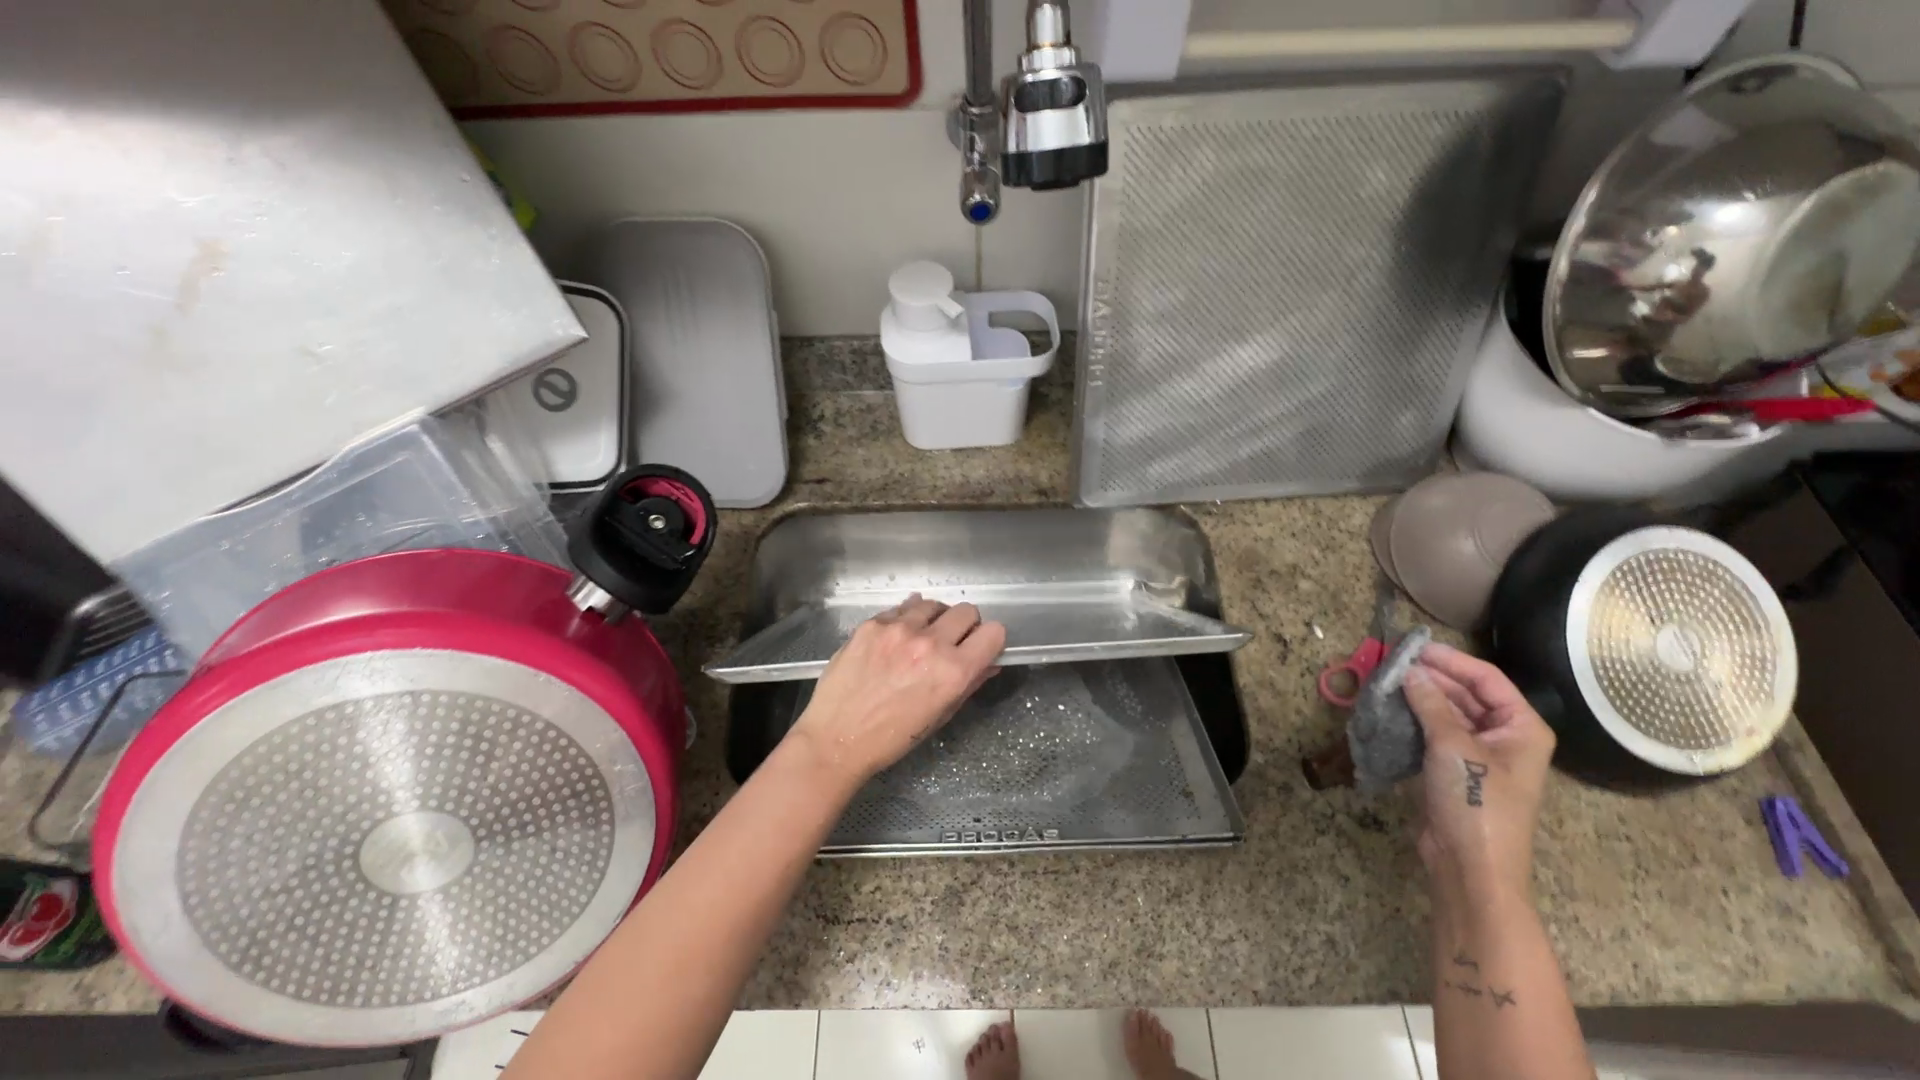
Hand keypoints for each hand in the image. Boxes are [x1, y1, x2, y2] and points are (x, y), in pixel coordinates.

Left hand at [787, 594, 1006, 787]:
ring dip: (934, 619)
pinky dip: (905, 620)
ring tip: (920, 639)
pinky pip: (900, 609)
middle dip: (965, 626)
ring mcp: (898, 630)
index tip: (979, 648)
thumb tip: (990, 663)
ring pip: (933, 604)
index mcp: (953, 672)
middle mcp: (929, 644)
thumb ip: (969, 684)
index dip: (989, 640)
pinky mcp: (871, 625)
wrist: (837, 739)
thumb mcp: (940, 716)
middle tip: (950, 644)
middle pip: (966, 611)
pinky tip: (896, 640)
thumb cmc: (892, 738)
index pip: (993, 632)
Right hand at [1402, 643, 1555, 904]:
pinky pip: (1435, 736)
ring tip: (1386, 682)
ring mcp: (1479, 757)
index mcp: (1522, 727)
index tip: (1413, 647)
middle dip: (1432, 679)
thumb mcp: (1454, 746)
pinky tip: (1389, 711)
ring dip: (1420, 699)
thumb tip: (1409, 672)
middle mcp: (1505, 738)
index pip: (1486, 679)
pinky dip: (1414, 722)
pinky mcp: (1455, 773)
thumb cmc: (1476, 803)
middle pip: (1467, 695)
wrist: (1471, 867)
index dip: (1450, 660)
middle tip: (1392, 663)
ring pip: (1448, 715)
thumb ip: (1431, 704)